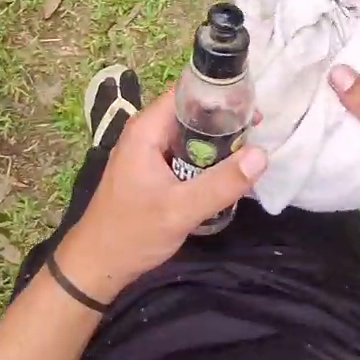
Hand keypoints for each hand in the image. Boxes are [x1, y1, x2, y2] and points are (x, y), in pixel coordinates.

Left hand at [55, 90, 268, 303]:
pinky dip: (206, 159)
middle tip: (257, 133)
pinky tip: (226, 173)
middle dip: (224, 121)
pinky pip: (185, 153)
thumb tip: (262, 154)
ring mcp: (148, 152)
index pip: (188, 92)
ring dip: (218, 142)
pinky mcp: (153, 170)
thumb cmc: (133, 233)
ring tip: (248, 153)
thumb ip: (222, 183)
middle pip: (192, 112)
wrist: (97, 267)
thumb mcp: (181, 210)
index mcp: (147, 129)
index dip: (220, 95)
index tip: (252, 107)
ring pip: (191, 135)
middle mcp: (147, 132)